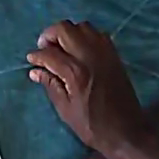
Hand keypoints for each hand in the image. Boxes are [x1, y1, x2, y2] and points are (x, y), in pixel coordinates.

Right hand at [25, 21, 149, 157]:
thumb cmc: (94, 126)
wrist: (127, 132)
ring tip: (62, 47)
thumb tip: (34, 72)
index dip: (37, 56)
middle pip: (64, 29)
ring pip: (81, 26)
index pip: (49, 54)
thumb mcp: (66, 110)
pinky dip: (85, 35)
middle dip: (50, 35)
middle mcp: (89, 56)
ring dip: (68, 33)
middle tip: (45, 48)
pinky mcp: (114, 54)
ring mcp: (103, 52)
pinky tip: (80, 49)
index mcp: (75, 73)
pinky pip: (97, 33)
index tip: (31, 59)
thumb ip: (50, 86)